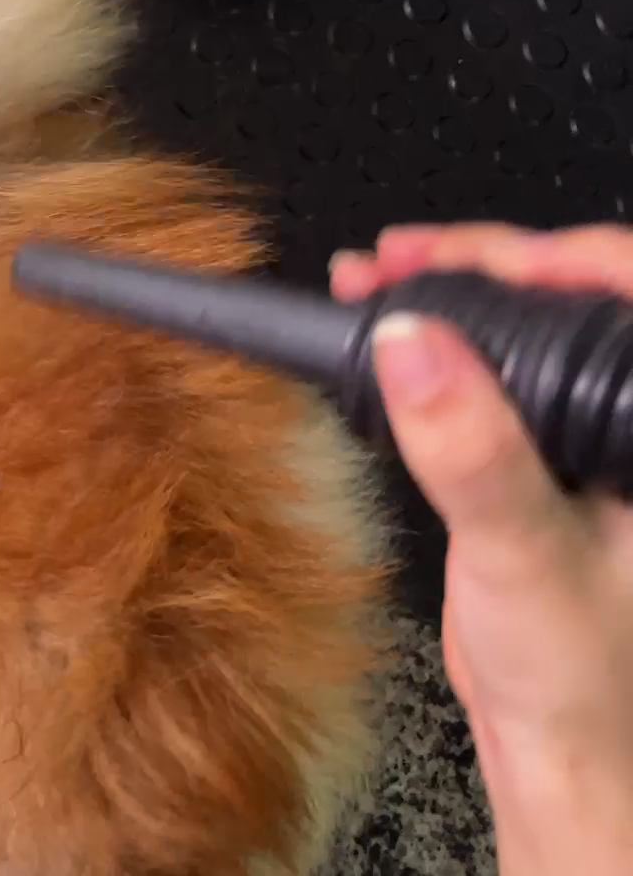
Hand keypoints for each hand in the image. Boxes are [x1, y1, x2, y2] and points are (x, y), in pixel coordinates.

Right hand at [332, 224, 632, 874]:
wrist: (564, 725)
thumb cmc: (579, 661)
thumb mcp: (519, 548)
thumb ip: (469, 448)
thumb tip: (408, 344)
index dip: (554, 258)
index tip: (455, 255)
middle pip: (587, 302)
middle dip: (485, 265)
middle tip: (392, 257)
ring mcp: (606, 440)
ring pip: (538, 332)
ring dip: (454, 295)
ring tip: (375, 276)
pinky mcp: (554, 455)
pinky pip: (500, 373)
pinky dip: (439, 342)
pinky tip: (392, 333)